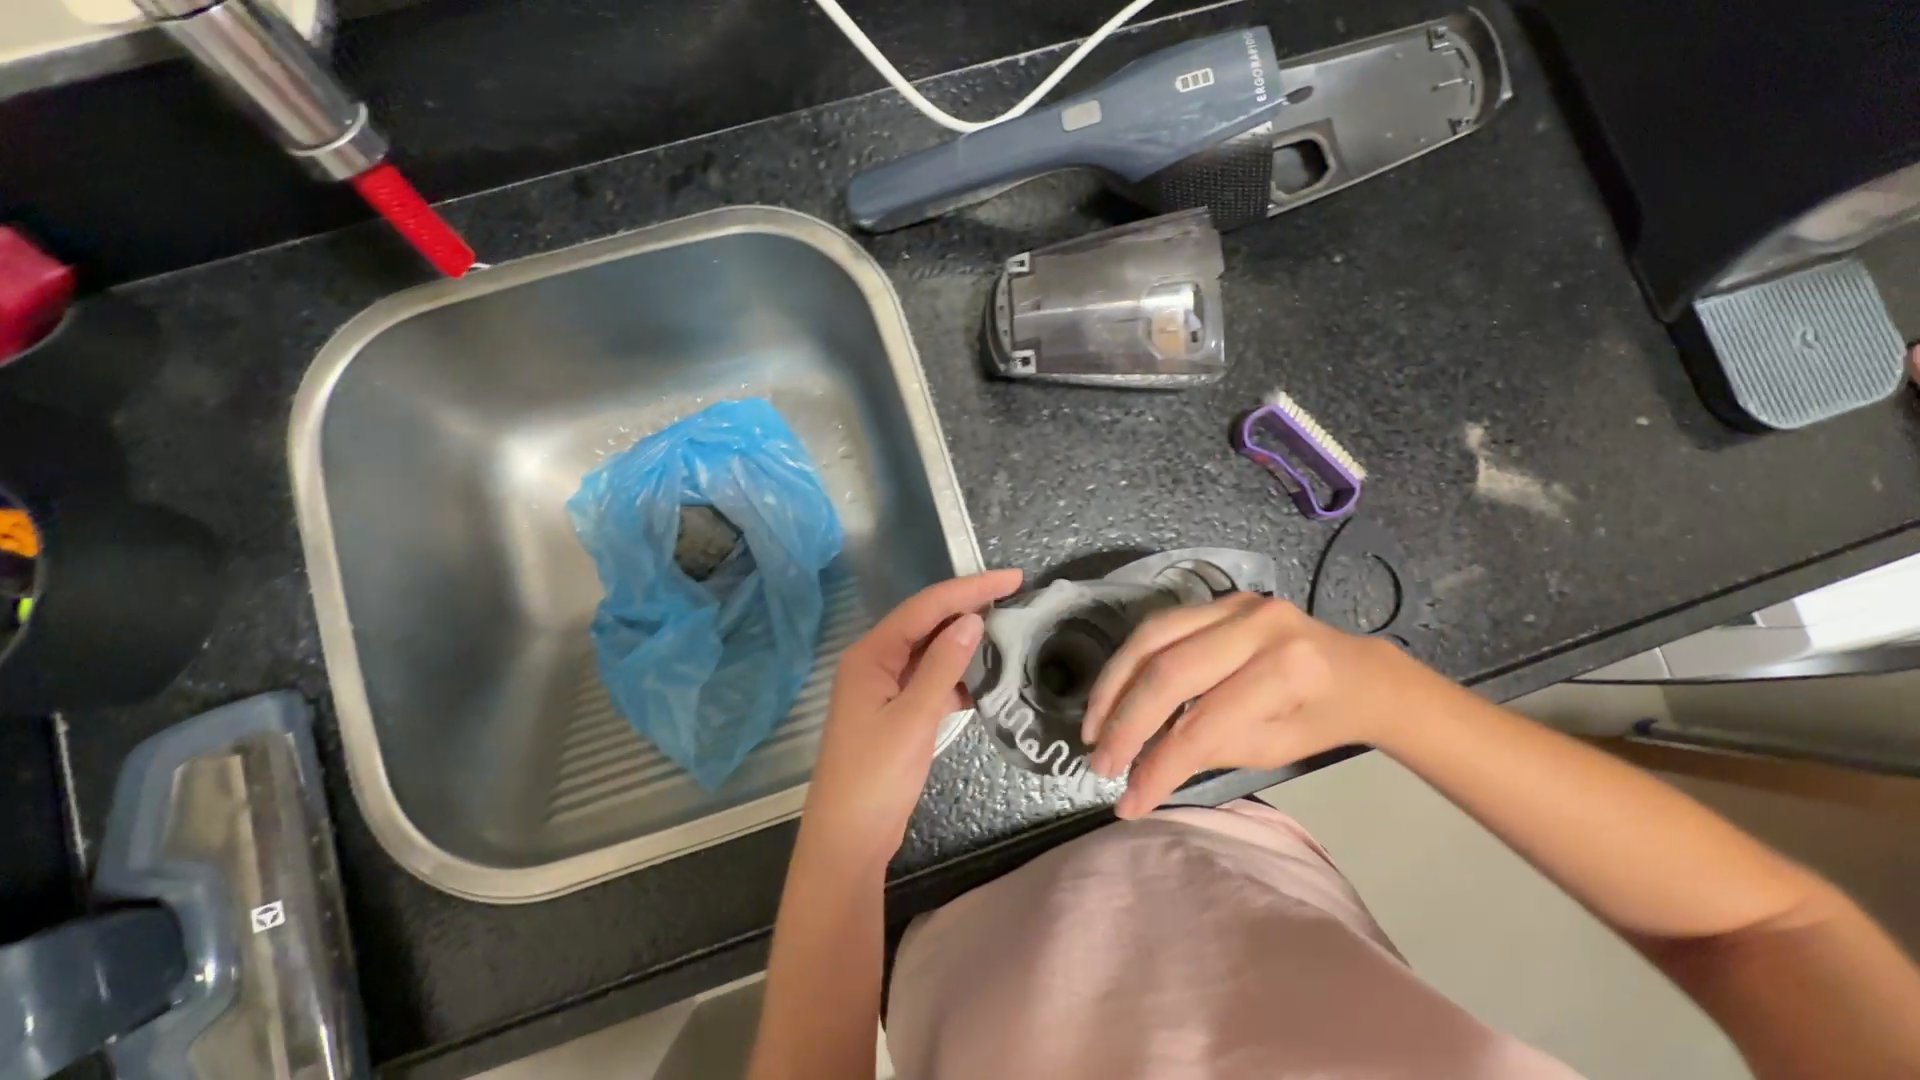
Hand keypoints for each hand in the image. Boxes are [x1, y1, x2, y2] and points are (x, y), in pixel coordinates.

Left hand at [801, 568, 1024, 864]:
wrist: (848, 839)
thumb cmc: (875, 777)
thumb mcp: (913, 718)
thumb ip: (943, 667)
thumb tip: (972, 620)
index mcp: (870, 656)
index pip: (925, 607)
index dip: (970, 588)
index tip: (1013, 578)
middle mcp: (873, 664)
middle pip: (925, 623)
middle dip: (968, 608)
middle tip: (1015, 600)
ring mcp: (882, 690)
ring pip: (929, 652)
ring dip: (964, 643)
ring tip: (1008, 634)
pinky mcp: (894, 714)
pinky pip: (929, 681)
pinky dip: (956, 677)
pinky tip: (985, 682)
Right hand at [1080, 592, 1440, 818]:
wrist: (1359, 673)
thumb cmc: (1320, 719)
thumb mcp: (1272, 748)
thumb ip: (1207, 751)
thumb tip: (1142, 774)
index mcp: (1285, 672)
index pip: (1204, 724)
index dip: (1159, 765)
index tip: (1129, 801)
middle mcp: (1258, 626)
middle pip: (1169, 673)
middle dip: (1125, 723)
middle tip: (1099, 762)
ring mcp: (1235, 604)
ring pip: (1151, 638)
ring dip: (1113, 685)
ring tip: (1093, 726)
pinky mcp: (1218, 600)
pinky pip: (1159, 626)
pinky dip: (1129, 662)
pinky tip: (1115, 693)